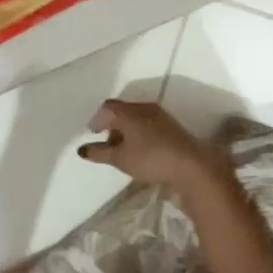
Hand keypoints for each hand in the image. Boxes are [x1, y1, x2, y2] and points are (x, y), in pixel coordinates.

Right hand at [77, 100, 228, 193]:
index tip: (93, 133)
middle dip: (111, 124)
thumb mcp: (120, 159)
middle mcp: (143, 107)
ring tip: (123, 148)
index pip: (107, 108)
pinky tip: (141, 148)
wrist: (190, 164)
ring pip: (136, 116)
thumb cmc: (150, 159)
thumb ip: (99, 152)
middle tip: (107, 142)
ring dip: (126, 128)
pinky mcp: (171, 125)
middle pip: (122, 110)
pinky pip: (148, 122)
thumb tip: (82, 149)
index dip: (97, 119)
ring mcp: (159, 115)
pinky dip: (138, 131)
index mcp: (128, 112)